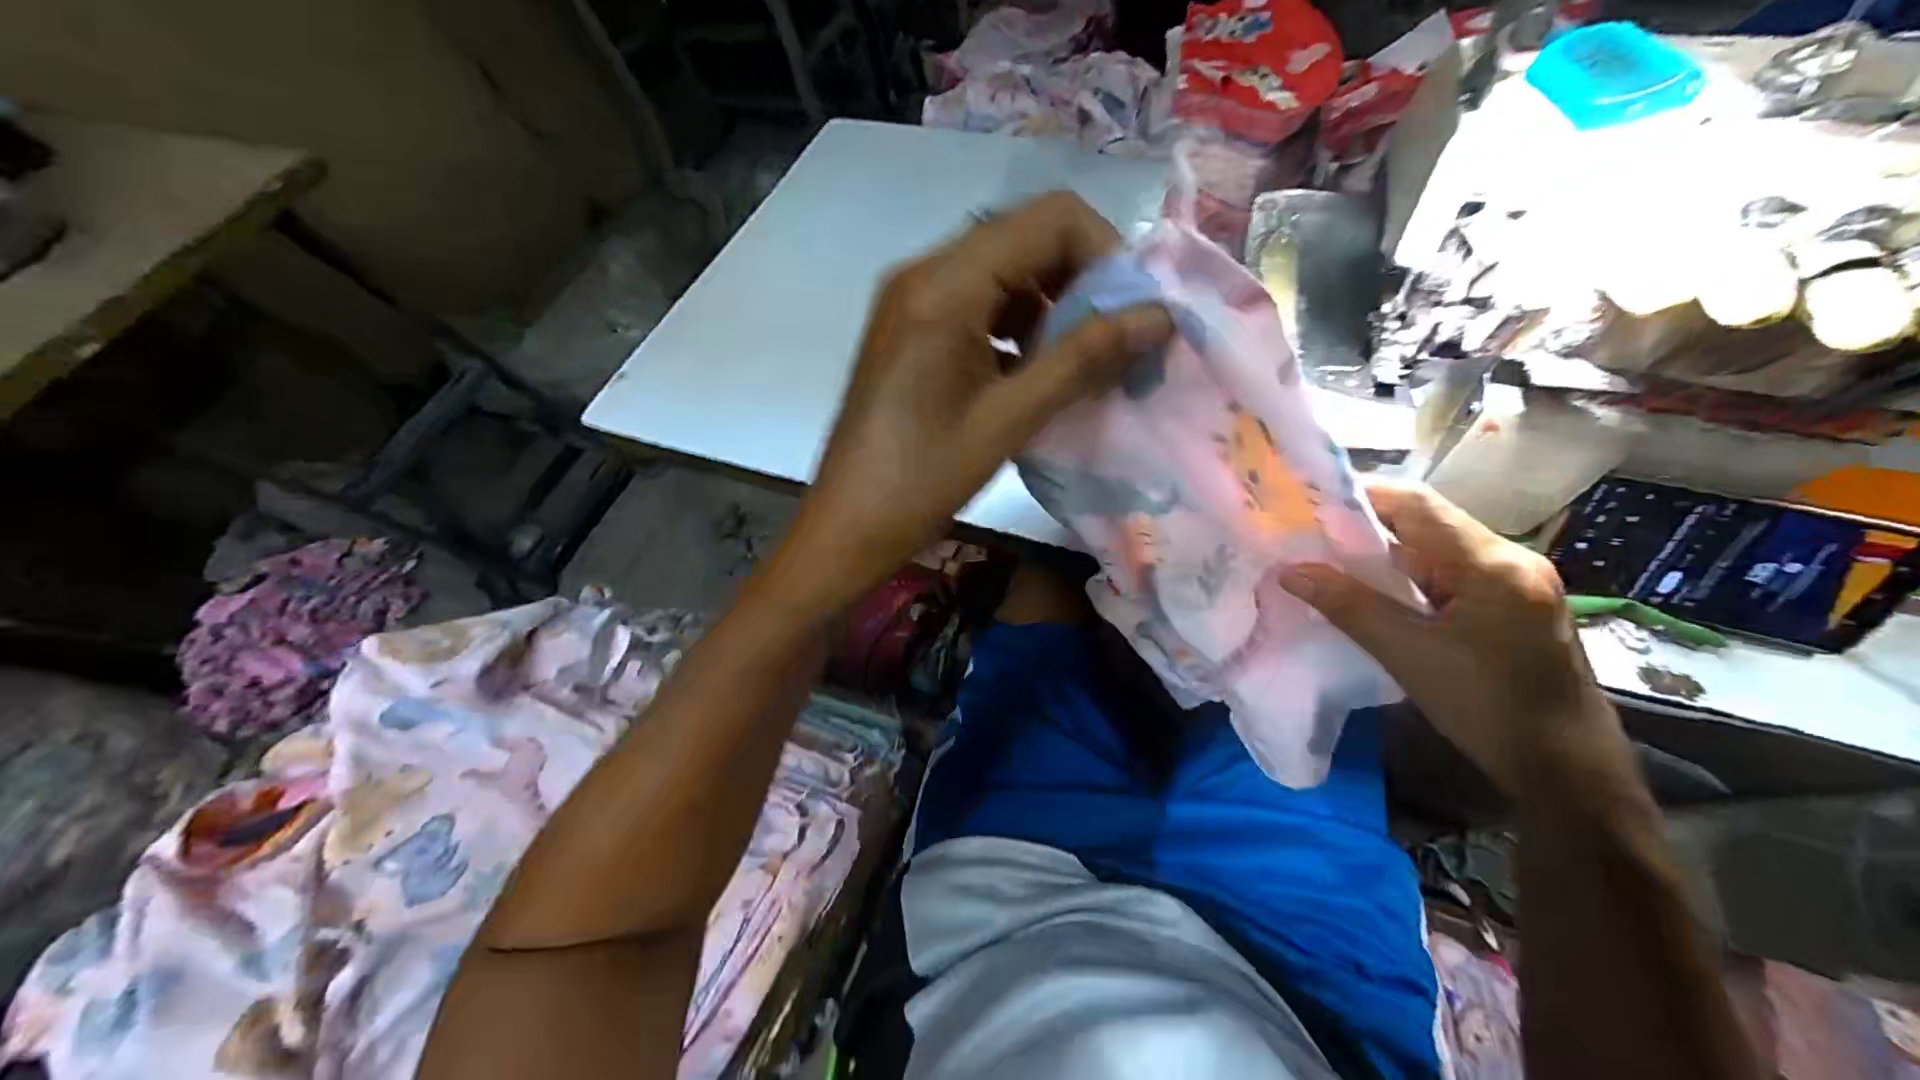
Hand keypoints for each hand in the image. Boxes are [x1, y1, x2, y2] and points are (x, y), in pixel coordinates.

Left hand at [758, 193, 1172, 613]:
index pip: (1050, 218)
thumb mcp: (1011, 418)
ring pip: (1002, 270)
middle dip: (1081, 281)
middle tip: (1113, 341)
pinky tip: (1030, 373)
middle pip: (1025, 237)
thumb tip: (1160, 315)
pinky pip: (975, 302)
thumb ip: (1086, 358)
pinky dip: (1015, 324)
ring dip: (1049, 305)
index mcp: (945, 285)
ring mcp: (910, 299)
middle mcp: (922, 272)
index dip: (1106, 253)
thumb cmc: (924, 479)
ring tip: (1074, 365)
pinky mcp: (907, 328)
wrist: (847, 524)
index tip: (1131, 312)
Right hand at [1281, 481, 1625, 796]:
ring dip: (1385, 553)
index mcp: (1493, 564)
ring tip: (1330, 560)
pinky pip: (1450, 575)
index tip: (1310, 504)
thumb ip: (1348, 606)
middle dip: (1367, 524)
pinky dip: (1408, 577)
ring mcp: (1516, 583)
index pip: (1419, 505)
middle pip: (1429, 523)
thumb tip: (1291, 571)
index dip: (1362, 496)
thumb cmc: (1487, 708)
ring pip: (1437, 550)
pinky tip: (1375, 591)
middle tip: (1310, 534)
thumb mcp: (1408, 655)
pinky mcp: (1512, 607)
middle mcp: (1511, 561)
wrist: (1567, 772)